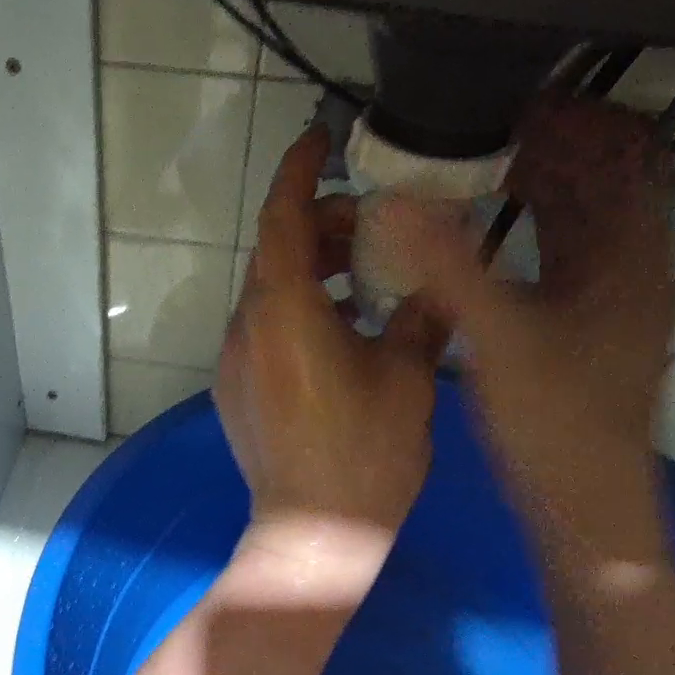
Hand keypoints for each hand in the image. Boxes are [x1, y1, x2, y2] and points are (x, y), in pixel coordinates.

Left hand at [214, 126, 445, 534]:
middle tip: (372, 228)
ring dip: (312, 271)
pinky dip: (299, 310)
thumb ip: (421, 318)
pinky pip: (264, 327)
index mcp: (283, 310)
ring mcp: (234, 359)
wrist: (311, 535)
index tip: (320, 139)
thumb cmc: (365, 454)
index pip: (281, 216)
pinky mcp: (236, 388)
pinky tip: (343, 331)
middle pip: (276, 250)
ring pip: (269, 290)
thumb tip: (441, 285)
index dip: (299, 170)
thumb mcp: (408, 378)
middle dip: (320, 226)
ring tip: (365, 279)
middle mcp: (246, 325)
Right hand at [382, 95, 673, 521]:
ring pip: (582, 213)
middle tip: (474, 129)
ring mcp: (612, 294)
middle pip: (603, 174)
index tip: (511, 102)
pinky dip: (529, 225)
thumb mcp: (496, 337)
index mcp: (630, 253)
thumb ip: (446, 265)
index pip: (625, 148)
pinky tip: (479, 231)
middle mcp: (632, 263)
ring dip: (536, 183)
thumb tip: (393, 201)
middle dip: (548, 143)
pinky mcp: (588, 321)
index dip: (577, 115)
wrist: (586, 503)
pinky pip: (563, 249)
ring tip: (469, 167)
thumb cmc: (556, 423)